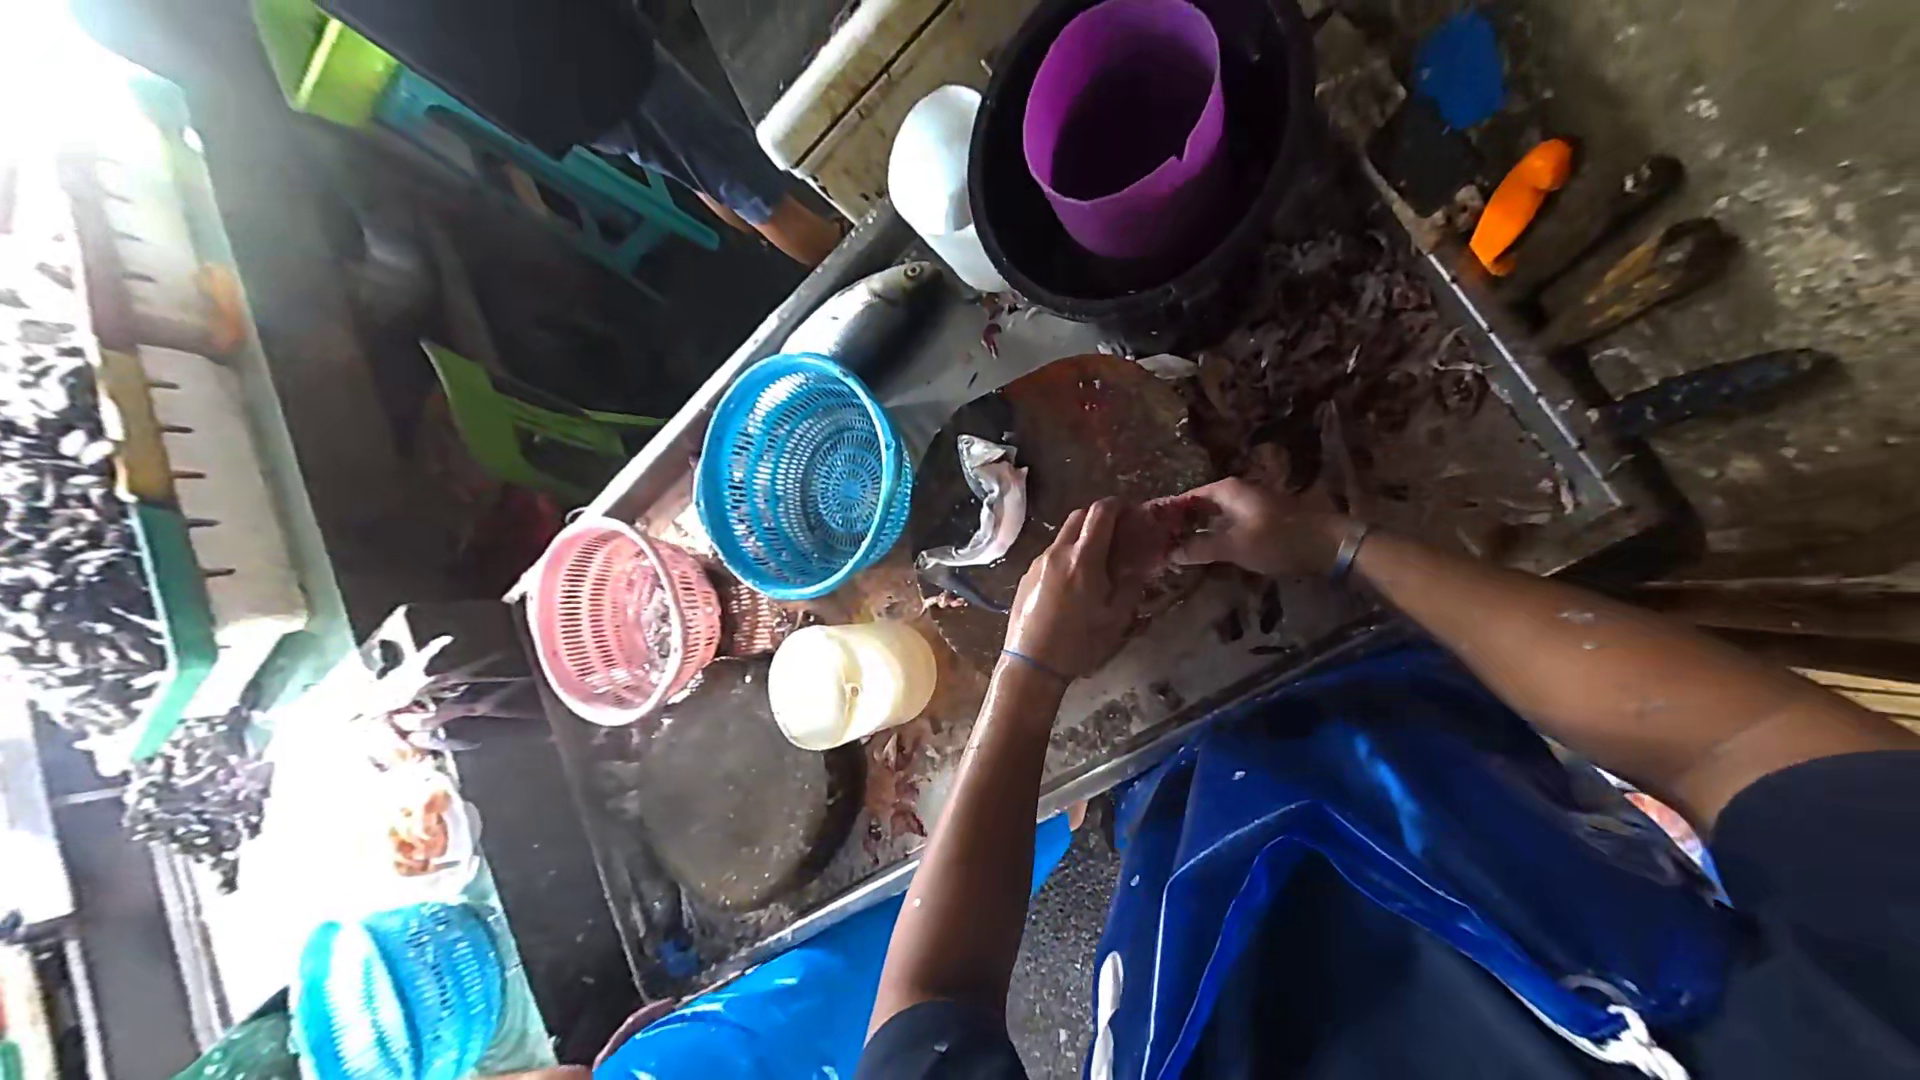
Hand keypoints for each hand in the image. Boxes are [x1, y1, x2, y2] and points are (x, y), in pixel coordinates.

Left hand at [1004, 498, 1143, 679]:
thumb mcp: (1116, 617)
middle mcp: (1057, 553)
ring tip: (1095, 558)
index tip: (1129, 510)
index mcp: (1083, 558)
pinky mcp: (1025, 576)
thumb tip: (1137, 565)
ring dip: (1081, 536)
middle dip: (1099, 516)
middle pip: (1078, 516)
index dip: (1117, 505)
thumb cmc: (1079, 643)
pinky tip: (1072, 579)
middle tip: (1116, 531)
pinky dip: (1066, 554)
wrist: (1031, 663)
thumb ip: (1130, 585)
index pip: (1100, 512)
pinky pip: (1050, 554)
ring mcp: (1037, 563)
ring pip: (1062, 535)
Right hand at [1167, 477, 1350, 577]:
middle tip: (1159, 541)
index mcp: (1226, 490)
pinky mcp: (1262, 519)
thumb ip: (1199, 548)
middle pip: (1199, 505)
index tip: (1147, 526)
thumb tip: (1169, 554)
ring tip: (1177, 548)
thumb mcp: (1234, 546)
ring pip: (1214, 515)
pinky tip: (1206, 550)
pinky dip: (1214, 534)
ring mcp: (1250, 504)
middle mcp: (1236, 491)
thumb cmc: (1278, 540)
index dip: (1167, 511)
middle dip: (1180, 522)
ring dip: (1197, 530)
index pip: (1185, 496)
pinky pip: (1227, 524)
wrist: (1330, 545)